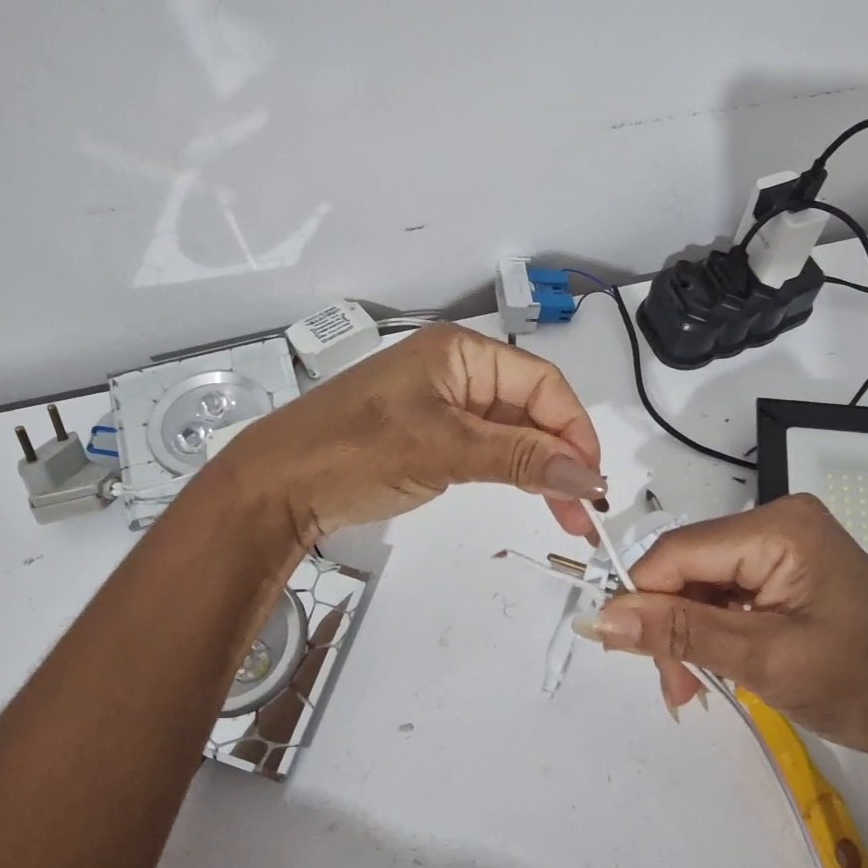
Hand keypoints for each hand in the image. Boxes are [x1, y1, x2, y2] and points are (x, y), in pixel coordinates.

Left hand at [212, 325, 605, 549]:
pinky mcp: (431, 437)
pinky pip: (488, 448)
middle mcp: (458, 371)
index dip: (573, 428)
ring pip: (513, 432)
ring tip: (566, 515)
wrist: (274, 486)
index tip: (592, 480)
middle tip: (583, 510)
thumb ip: (521, 459)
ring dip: (541, 469)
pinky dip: (513, 472)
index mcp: (462, 352)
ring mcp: (443, 405)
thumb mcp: (445, 450)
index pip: (541, 383)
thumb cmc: (356, 451)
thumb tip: (590, 476)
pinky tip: (531, 496)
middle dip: (561, 454)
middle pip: (531, 407)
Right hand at [574, 494, 867, 757]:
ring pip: (705, 582)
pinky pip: (731, 592)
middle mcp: (779, 521)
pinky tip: (721, 666)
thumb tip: (600, 618)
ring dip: (691, 633)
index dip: (643, 599)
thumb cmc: (860, 683)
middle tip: (677, 690)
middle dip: (671, 624)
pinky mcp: (790, 570)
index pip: (679, 551)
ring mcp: (787, 545)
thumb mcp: (763, 659)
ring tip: (697, 688)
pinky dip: (717, 630)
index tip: (628, 655)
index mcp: (778, 525)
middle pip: (690, 566)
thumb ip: (678, 633)